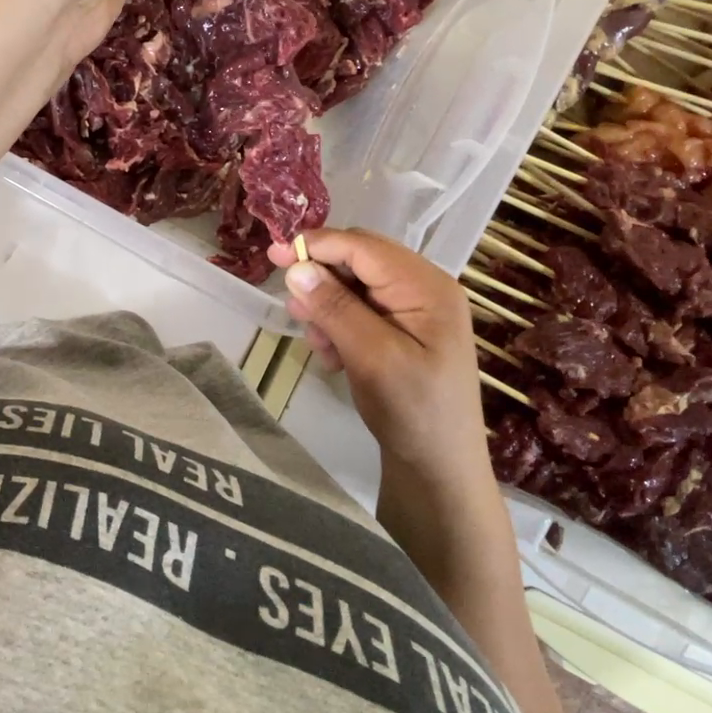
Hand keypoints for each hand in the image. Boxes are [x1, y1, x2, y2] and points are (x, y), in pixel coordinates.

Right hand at [267, 229, 488, 479]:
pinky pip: (359, 310)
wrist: (439, 467)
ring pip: (354, 286)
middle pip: (358, 261)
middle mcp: (423, 290)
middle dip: (320, 277)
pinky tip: (330, 354)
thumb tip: (297, 268)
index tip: (272, 256)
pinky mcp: (402, 332)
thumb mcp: (371, 356)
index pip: (363, 247)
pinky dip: (337, 325)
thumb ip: (335, 307)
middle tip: (289, 303)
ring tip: (315, 340)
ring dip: (326, 305)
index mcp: (426, 287)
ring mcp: (414, 312)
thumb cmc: (413, 410)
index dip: (317, 245)